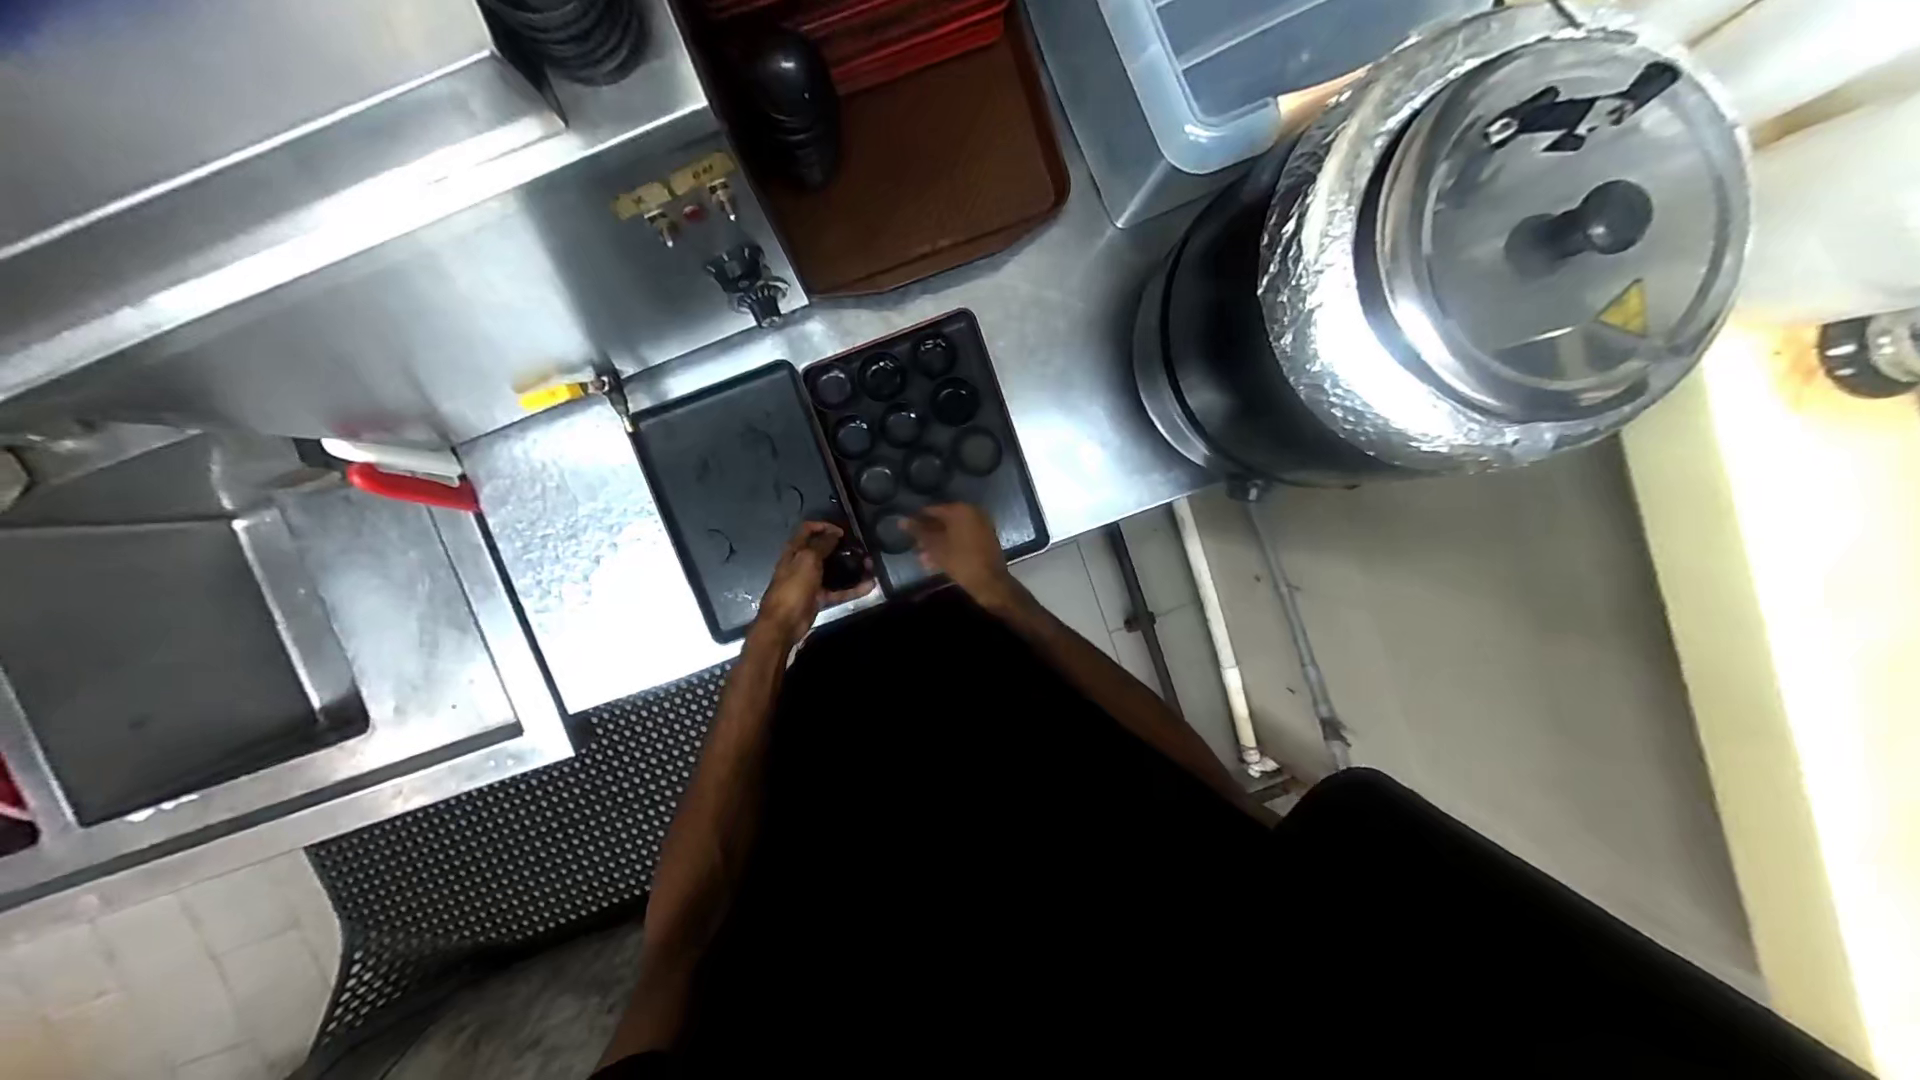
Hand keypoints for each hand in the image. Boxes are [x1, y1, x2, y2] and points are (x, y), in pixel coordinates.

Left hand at [752, 522, 872, 647]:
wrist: (784, 623)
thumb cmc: (793, 587)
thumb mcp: (807, 560)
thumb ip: (822, 544)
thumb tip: (834, 533)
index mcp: (795, 550)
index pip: (808, 529)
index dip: (824, 525)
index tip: (843, 532)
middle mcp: (802, 563)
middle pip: (823, 549)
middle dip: (842, 547)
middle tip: (859, 549)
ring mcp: (811, 581)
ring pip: (834, 570)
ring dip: (851, 567)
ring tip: (868, 566)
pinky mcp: (819, 597)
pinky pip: (839, 590)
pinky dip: (853, 589)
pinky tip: (869, 586)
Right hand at [903, 503, 1021, 610]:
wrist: (990, 582)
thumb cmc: (961, 561)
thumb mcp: (935, 546)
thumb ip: (918, 531)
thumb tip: (901, 521)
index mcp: (961, 510)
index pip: (932, 510)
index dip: (917, 520)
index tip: (906, 530)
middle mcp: (972, 513)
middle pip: (943, 521)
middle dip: (927, 534)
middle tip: (914, 546)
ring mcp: (981, 526)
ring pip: (952, 532)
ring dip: (937, 543)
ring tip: (922, 557)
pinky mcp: (984, 540)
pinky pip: (962, 539)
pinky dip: (950, 547)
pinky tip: (935, 561)